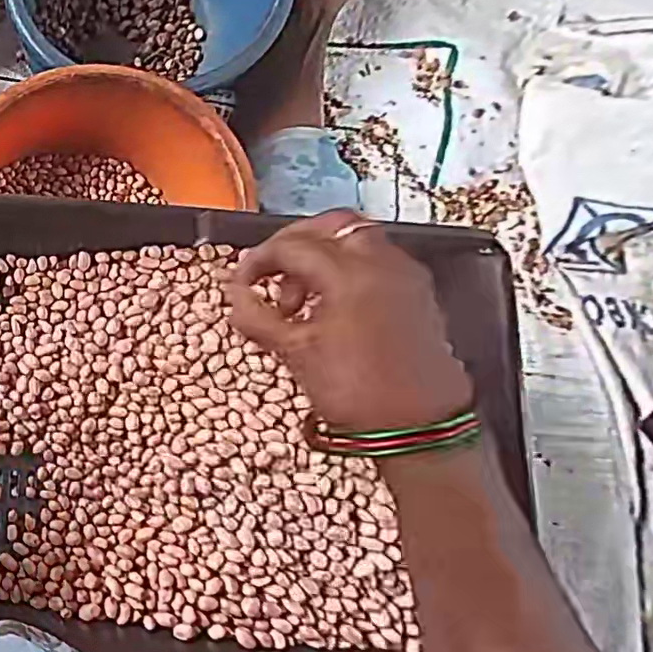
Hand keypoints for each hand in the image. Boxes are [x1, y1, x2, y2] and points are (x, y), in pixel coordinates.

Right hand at [223, 210, 473, 433]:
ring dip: (316, 257)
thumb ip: (256, 316)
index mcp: (350, 277)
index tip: (240, 283)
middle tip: (265, 270)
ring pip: (354, 240)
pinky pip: (373, 262)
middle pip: (330, 226)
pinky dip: (341, 270)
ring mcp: (405, 277)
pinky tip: (321, 306)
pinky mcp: (415, 294)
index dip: (256, 261)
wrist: (416, 425)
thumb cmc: (355, 390)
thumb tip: (235, 295)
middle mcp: (384, 266)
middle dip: (290, 244)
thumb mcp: (291, 352)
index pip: (291, 247)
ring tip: (292, 298)